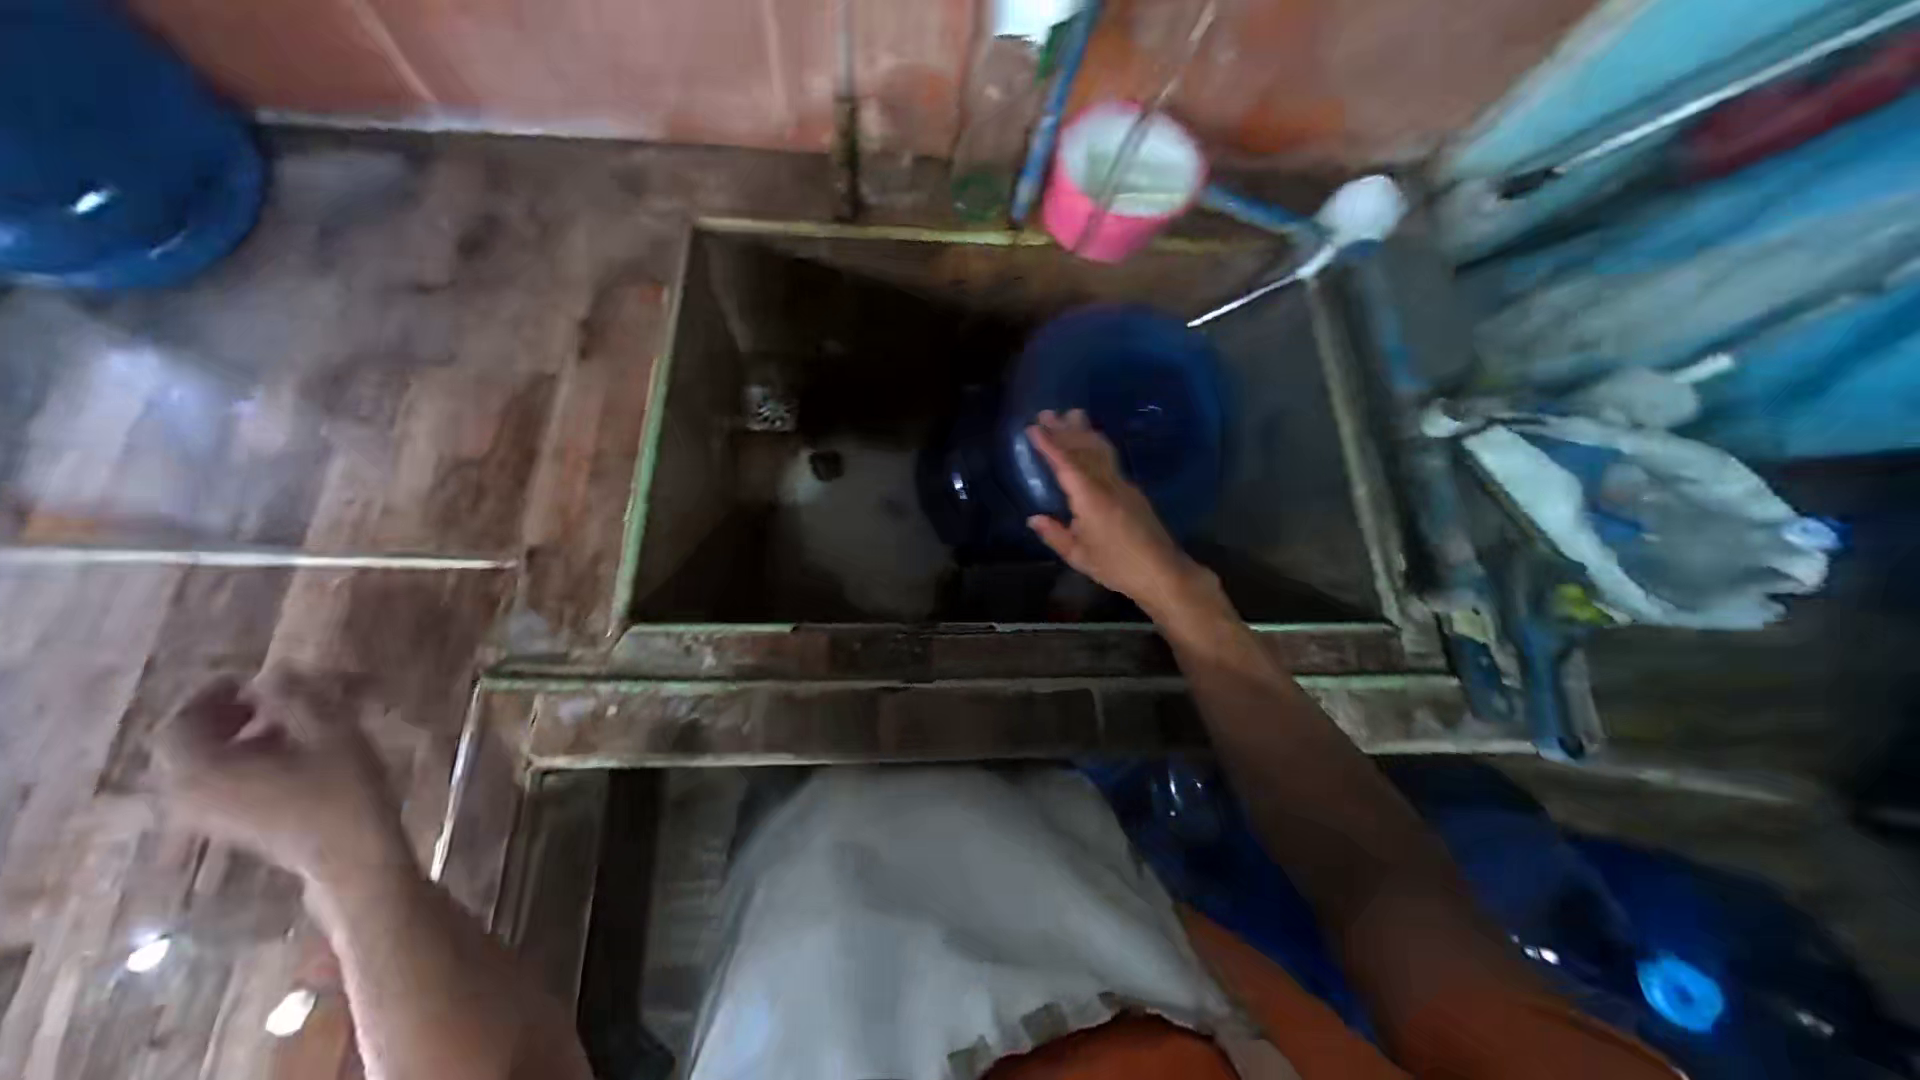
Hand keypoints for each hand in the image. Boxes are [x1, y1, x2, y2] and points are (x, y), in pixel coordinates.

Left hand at [151, 670, 413, 889]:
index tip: (248, 677)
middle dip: (224, 716)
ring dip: (237, 737)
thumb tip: (275, 673)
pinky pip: (217, 783)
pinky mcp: (229, 825)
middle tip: (268, 698)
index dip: (209, 694)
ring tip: (286, 724)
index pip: (180, 722)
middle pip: (187, 745)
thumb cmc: (342, 789)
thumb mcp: (331, 732)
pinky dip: (242, 760)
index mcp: (202, 769)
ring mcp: (205, 815)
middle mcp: (187, 794)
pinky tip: (287, 754)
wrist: (351, 853)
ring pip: (203, 764)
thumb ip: (298, 699)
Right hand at [1024, 409, 1211, 614]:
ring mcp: (1123, 485)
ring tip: (1072, 414)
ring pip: (1101, 450)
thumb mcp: (1078, 556)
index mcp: (1091, 499)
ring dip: (1085, 431)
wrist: (1162, 572)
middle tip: (1047, 412)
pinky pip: (1110, 459)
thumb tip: (1034, 518)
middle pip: (1085, 449)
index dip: (1050, 444)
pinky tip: (1092, 442)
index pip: (1066, 464)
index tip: (1034, 428)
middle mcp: (1108, 484)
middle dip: (1065, 430)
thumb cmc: (1117, 567)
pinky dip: (1096, 445)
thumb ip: (1055, 535)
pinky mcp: (1132, 491)